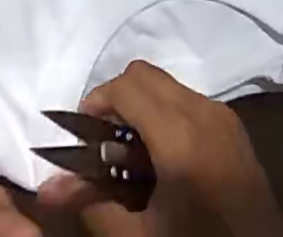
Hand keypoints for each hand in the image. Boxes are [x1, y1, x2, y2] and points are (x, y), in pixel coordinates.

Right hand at [38, 61, 282, 236]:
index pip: (128, 85)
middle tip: (99, 144)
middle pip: (146, 74)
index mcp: (180, 135)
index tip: (80, 133)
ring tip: (126, 156)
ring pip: (168, 84)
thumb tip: (49, 186)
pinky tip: (157, 159)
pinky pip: (188, 99)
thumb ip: (92, 206)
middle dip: (116, 100)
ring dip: (140, 106)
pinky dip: (164, 113)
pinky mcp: (233, 124)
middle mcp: (203, 111)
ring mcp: (222, 114)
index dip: (97, 100)